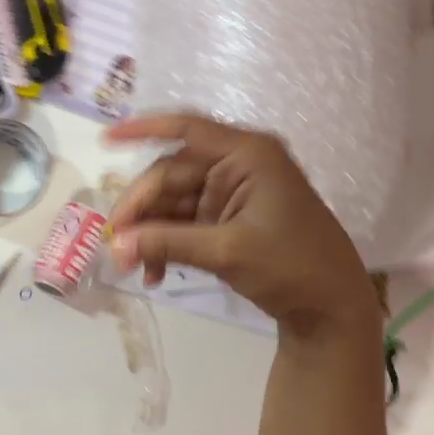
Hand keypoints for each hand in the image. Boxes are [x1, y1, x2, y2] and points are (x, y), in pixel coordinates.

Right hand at [106, 114, 381, 342]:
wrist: (329, 305)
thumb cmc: (291, 265)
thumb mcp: (226, 252)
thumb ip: (167, 244)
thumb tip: (115, 245)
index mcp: (246, 156)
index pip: (187, 130)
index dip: (142, 130)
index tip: (104, 140)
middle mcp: (235, 168)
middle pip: (170, 175)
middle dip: (139, 210)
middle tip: (114, 247)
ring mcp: (229, 196)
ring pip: (170, 205)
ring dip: (147, 235)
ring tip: (130, 268)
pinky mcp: (225, 222)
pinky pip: (180, 226)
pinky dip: (163, 247)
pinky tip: (154, 275)